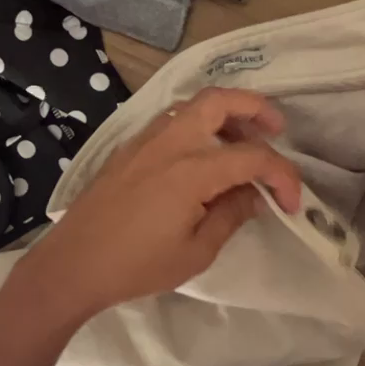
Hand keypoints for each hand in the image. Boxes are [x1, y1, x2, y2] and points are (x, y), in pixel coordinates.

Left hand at [17, 87, 302, 319]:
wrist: (73, 263)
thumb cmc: (136, 265)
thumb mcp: (196, 252)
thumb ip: (230, 216)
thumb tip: (253, 195)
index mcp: (191, 169)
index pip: (253, 157)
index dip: (283, 176)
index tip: (291, 204)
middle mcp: (169, 142)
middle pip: (218, 100)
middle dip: (255, 107)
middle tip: (276, 130)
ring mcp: (143, 142)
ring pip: (191, 106)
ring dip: (223, 115)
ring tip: (241, 145)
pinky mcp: (127, 150)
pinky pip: (169, 122)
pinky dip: (195, 126)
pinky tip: (201, 157)